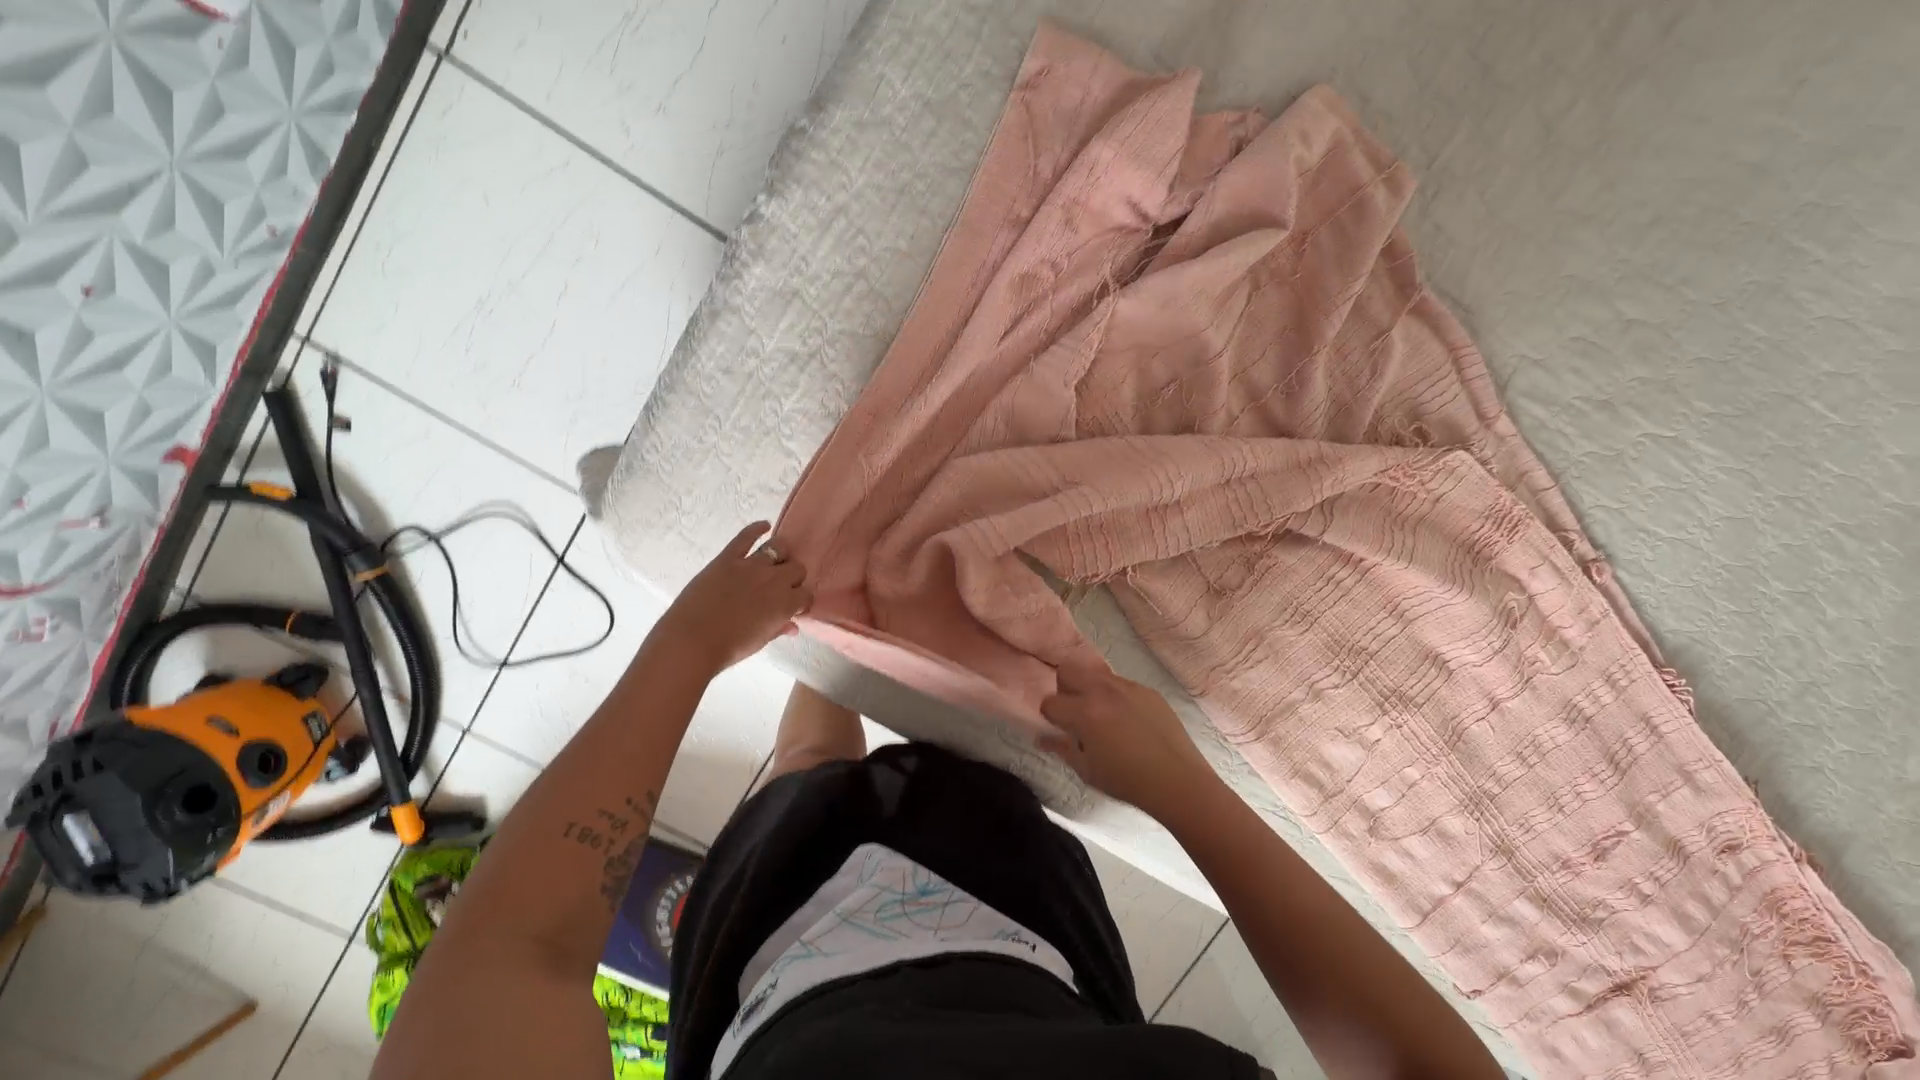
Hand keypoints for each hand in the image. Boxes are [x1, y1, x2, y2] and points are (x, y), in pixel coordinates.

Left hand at [656, 522, 811, 673]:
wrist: (693, 640)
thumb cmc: (729, 647)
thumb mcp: (760, 641)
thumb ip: (779, 628)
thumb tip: (792, 626)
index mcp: (785, 604)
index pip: (806, 595)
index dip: (801, 601)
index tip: (794, 607)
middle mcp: (774, 580)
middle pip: (797, 568)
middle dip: (793, 577)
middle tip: (782, 587)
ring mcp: (751, 566)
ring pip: (778, 547)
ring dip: (781, 554)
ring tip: (775, 561)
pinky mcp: (728, 558)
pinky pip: (746, 537)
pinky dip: (756, 528)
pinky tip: (763, 526)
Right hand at [1038, 664, 1220, 822]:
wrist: (1177, 780)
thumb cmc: (1126, 781)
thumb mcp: (1087, 770)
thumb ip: (1062, 748)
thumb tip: (1042, 739)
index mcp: (1084, 712)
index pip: (1049, 702)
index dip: (1050, 717)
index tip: (1060, 729)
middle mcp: (1103, 691)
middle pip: (1068, 671)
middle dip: (1064, 689)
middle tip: (1075, 713)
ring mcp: (1128, 687)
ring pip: (1095, 673)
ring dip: (1090, 689)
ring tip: (1101, 715)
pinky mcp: (1148, 690)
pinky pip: (1121, 683)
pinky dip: (1115, 696)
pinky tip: (1127, 720)